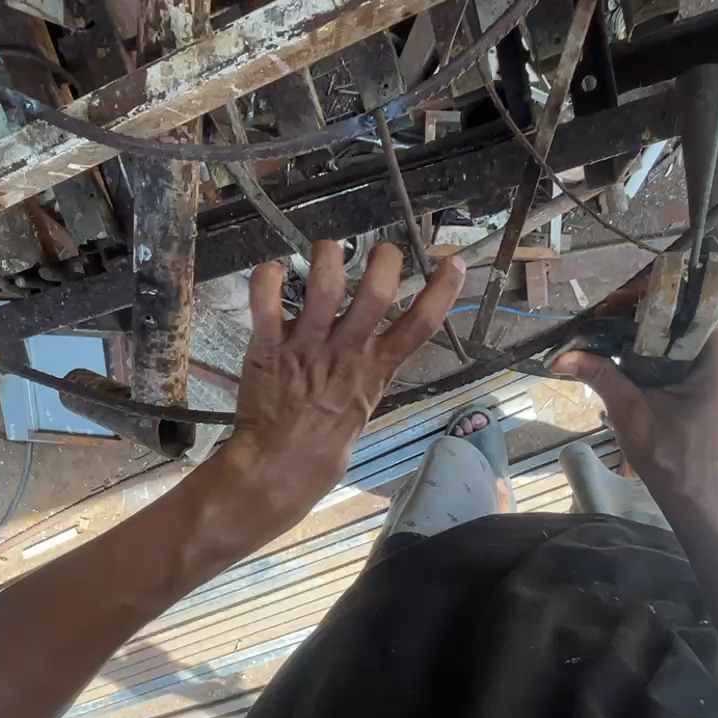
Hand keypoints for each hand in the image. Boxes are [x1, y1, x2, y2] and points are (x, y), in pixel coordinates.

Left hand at [207, 238, 465, 538]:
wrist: (283, 465)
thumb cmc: (325, 436)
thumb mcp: (364, 401)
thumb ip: (373, 367)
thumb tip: (384, 341)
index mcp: (376, 367)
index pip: (419, 326)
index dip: (441, 291)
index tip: (452, 260)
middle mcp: (348, 351)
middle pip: (377, 294)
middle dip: (384, 259)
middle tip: (377, 253)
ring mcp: (309, 348)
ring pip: (325, 287)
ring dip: (327, 256)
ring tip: (326, 251)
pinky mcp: (270, 348)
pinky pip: (266, 304)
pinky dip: (265, 278)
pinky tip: (269, 270)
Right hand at [548, 308, 717, 520]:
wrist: (689, 488)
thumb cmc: (666, 456)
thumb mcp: (629, 414)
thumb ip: (601, 377)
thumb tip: (561, 358)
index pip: (705, 303)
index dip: (667, 292)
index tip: (627, 299)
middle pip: (699, 309)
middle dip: (656, 303)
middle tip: (615, 311)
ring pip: (696, 323)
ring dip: (660, 319)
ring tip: (620, 323)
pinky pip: (696, 342)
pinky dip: (667, 337)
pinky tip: (637, 343)